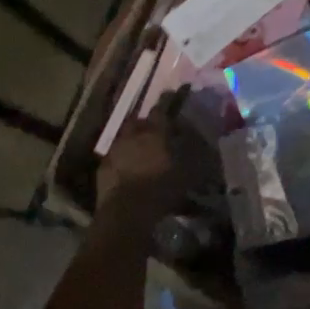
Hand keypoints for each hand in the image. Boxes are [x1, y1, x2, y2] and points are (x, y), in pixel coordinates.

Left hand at [96, 90, 185, 218]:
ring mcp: (115, 149)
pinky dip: (121, 160)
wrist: (126, 212)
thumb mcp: (188, 174)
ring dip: (132, 142)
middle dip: (146, 123)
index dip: (168, 101)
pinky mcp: (103, 167)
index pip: (162, 107)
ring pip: (125, 137)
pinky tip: (127, 171)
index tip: (171, 96)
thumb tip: (206, 147)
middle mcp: (133, 134)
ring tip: (140, 153)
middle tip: (155, 131)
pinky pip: (114, 157)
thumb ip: (196, 157)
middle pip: (139, 120)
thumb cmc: (161, 189)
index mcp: (155, 131)